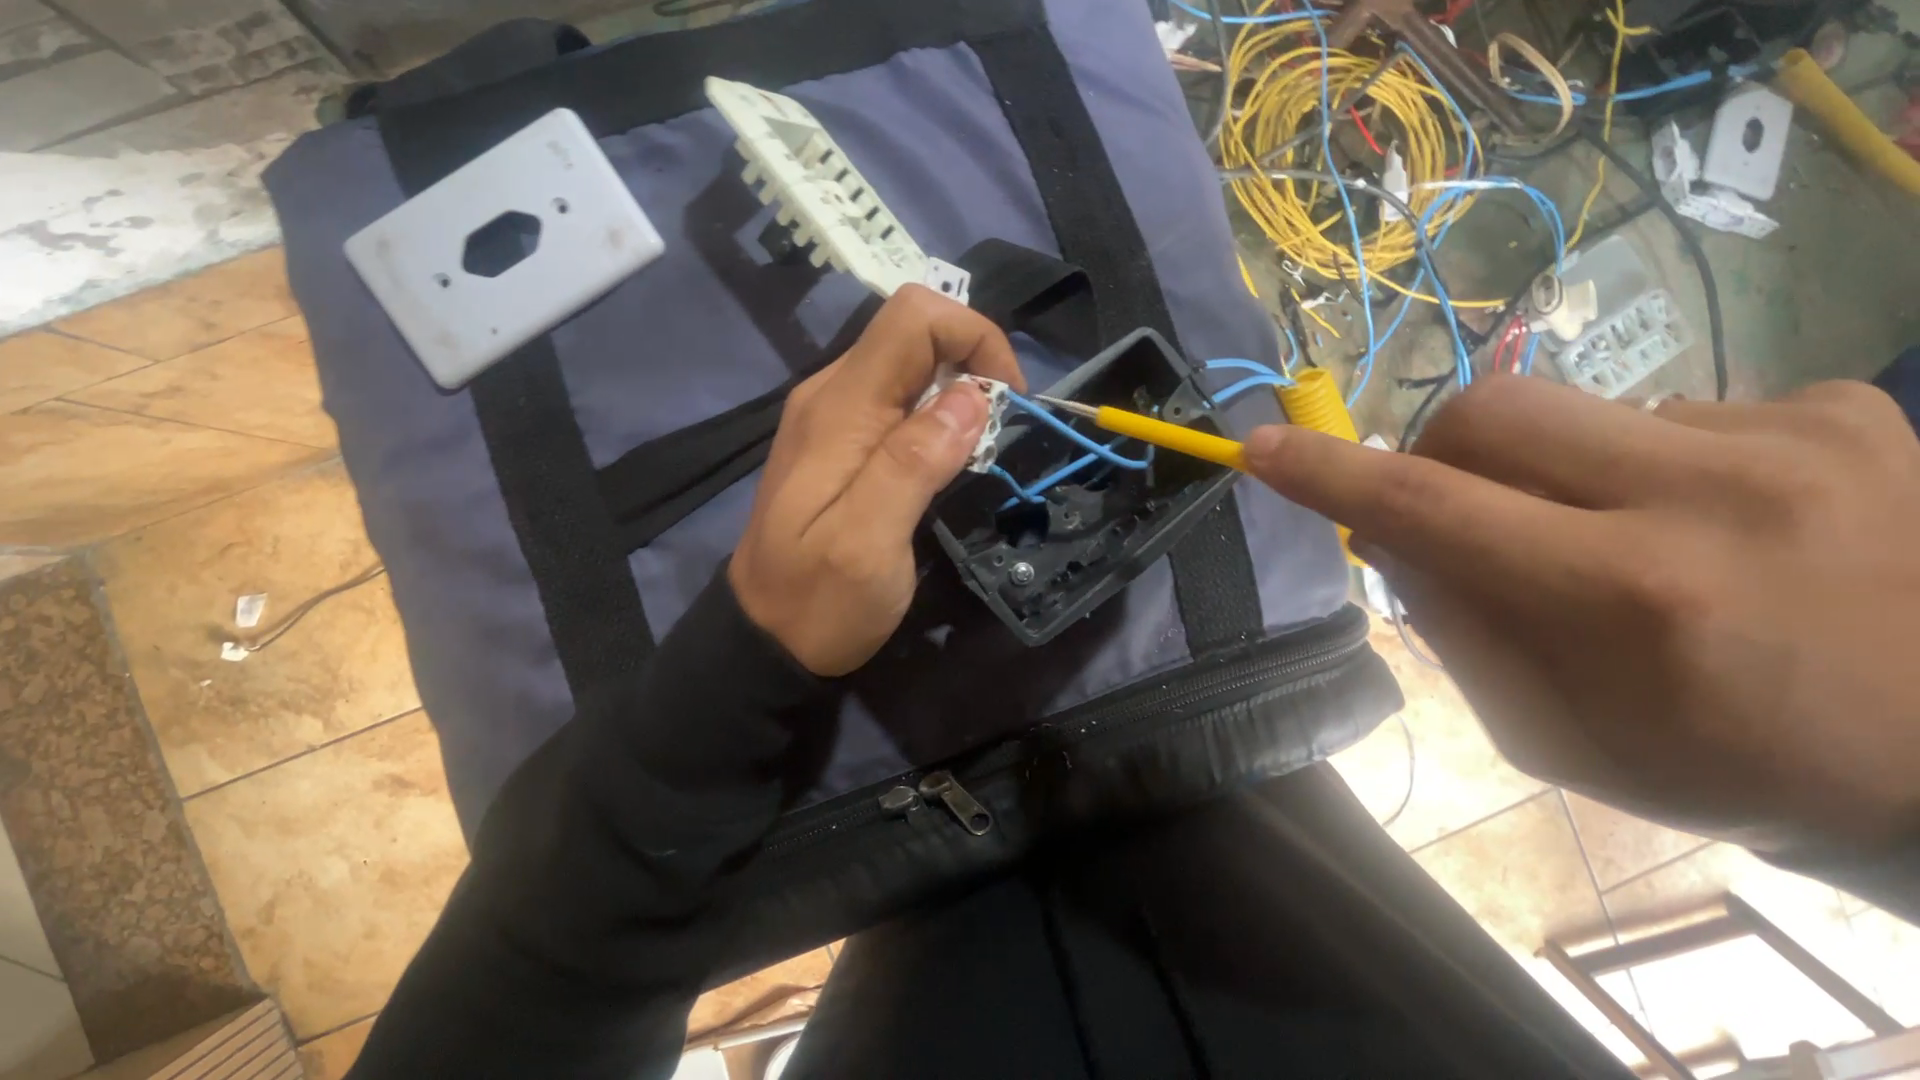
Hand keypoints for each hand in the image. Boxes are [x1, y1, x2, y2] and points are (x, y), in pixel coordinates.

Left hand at [729, 286, 1024, 675]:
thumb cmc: (819, 601)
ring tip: (977, 456)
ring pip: (909, 366)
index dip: (974, 337)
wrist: (766, 639)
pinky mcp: (840, 443)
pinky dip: (937, 417)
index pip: (912, 318)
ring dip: (958, 394)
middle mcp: (832, 395)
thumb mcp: (868, 544)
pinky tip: (945, 464)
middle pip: (913, 333)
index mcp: (839, 408)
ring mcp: (832, 417)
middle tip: (998, 436)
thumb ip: (914, 464)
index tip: (1007, 401)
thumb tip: (973, 396)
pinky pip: (898, 401)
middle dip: (972, 365)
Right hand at [1243, 377, 1919, 851]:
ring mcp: (1789, 434)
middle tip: (1460, 509)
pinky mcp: (1846, 405)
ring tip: (1630, 539)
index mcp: (1629, 599)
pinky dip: (1649, 465)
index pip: (1429, 509)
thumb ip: (1457, 630)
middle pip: (1487, 412)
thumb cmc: (1729, 769)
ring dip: (1558, 471)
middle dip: (1438, 452)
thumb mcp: (1556, 737)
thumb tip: (1390, 537)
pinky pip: (1671, 411)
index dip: (1330, 476)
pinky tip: (1715, 523)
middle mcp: (1707, 495)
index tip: (1258, 448)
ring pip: (1576, 412)